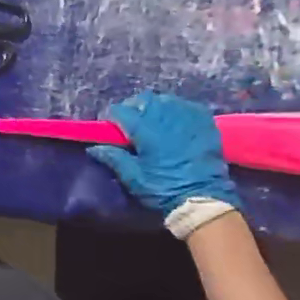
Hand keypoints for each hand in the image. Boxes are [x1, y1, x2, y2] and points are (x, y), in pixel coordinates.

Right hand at [87, 92, 240, 239]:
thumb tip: (94, 148)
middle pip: (143, 100)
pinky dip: (177, 110)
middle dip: (132, 108)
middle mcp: (165, 116)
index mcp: (144, 130)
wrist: (203, 199)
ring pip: (165, 99)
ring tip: (152, 122)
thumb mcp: (132, 177)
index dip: (111, 117)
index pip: (120, 111)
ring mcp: (187, 116)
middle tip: (130, 123)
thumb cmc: (163, 189)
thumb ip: (113, 158)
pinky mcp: (205, 122)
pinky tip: (175, 122)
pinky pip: (186, 106)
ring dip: (154, 107)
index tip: (109, 128)